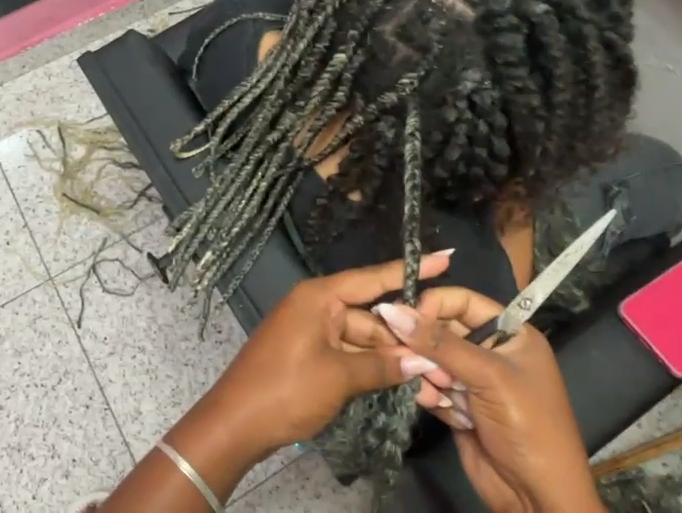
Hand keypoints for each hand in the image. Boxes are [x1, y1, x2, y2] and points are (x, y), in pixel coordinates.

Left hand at [201, 249, 453, 457]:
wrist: (236, 423)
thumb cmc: (286, 389)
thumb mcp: (339, 377)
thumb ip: (381, 366)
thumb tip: (421, 360)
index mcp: (319, 297)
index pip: (372, 278)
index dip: (409, 271)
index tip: (445, 258)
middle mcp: (315, 306)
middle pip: (370, 314)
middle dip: (403, 336)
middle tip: (444, 354)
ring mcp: (311, 331)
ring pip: (361, 338)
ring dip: (388, 357)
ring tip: (430, 377)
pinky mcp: (308, 355)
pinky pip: (347, 353)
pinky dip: (369, 367)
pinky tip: (399, 382)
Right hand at [375, 290, 603, 512]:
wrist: (539, 499)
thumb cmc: (527, 426)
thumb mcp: (487, 377)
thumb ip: (438, 342)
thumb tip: (389, 308)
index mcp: (512, 334)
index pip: (462, 301)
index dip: (433, 304)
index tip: (403, 316)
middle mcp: (492, 351)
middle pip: (442, 329)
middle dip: (424, 343)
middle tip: (402, 351)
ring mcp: (475, 380)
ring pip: (432, 359)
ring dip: (427, 373)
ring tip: (436, 390)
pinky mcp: (460, 406)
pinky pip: (431, 386)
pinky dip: (431, 395)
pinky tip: (441, 408)